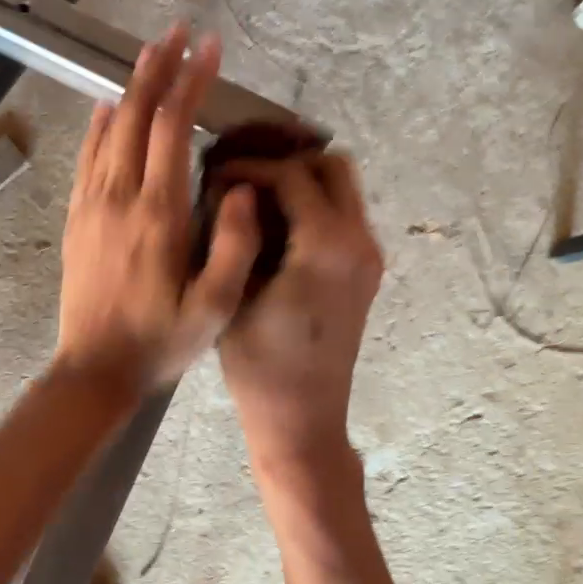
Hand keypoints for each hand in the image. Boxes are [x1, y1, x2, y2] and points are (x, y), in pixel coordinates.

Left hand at [54, 25, 259, 394]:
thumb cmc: (161, 341)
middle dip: (158, 68)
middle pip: (136, 115)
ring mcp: (92, 205)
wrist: (95, 368)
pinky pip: (87, 157)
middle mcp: (120, 198)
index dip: (191, 82)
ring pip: (108, 129)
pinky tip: (106, 107)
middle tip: (177, 31)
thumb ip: (234, 246)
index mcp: (159, 214)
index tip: (208, 48)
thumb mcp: (215, 307)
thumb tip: (242, 189)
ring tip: (148, 54)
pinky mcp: (77, 218)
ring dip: (130, 87)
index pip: (173, 128)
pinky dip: (98, 124)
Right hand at [216, 153, 383, 492]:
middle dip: (284, 165)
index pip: (291, 175)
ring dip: (302, 183)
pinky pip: (344, 216)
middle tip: (241, 182)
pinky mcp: (365, 272)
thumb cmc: (259, 364)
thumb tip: (230, 189)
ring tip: (255, 202)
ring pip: (343, 189)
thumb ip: (237, 233)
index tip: (214, 174)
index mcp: (326, 245)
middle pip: (331, 167)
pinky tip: (275, 229)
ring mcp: (368, 257)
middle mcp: (359, 241)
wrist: (301, 418)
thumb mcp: (235, 293)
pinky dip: (313, 207)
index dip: (249, 168)